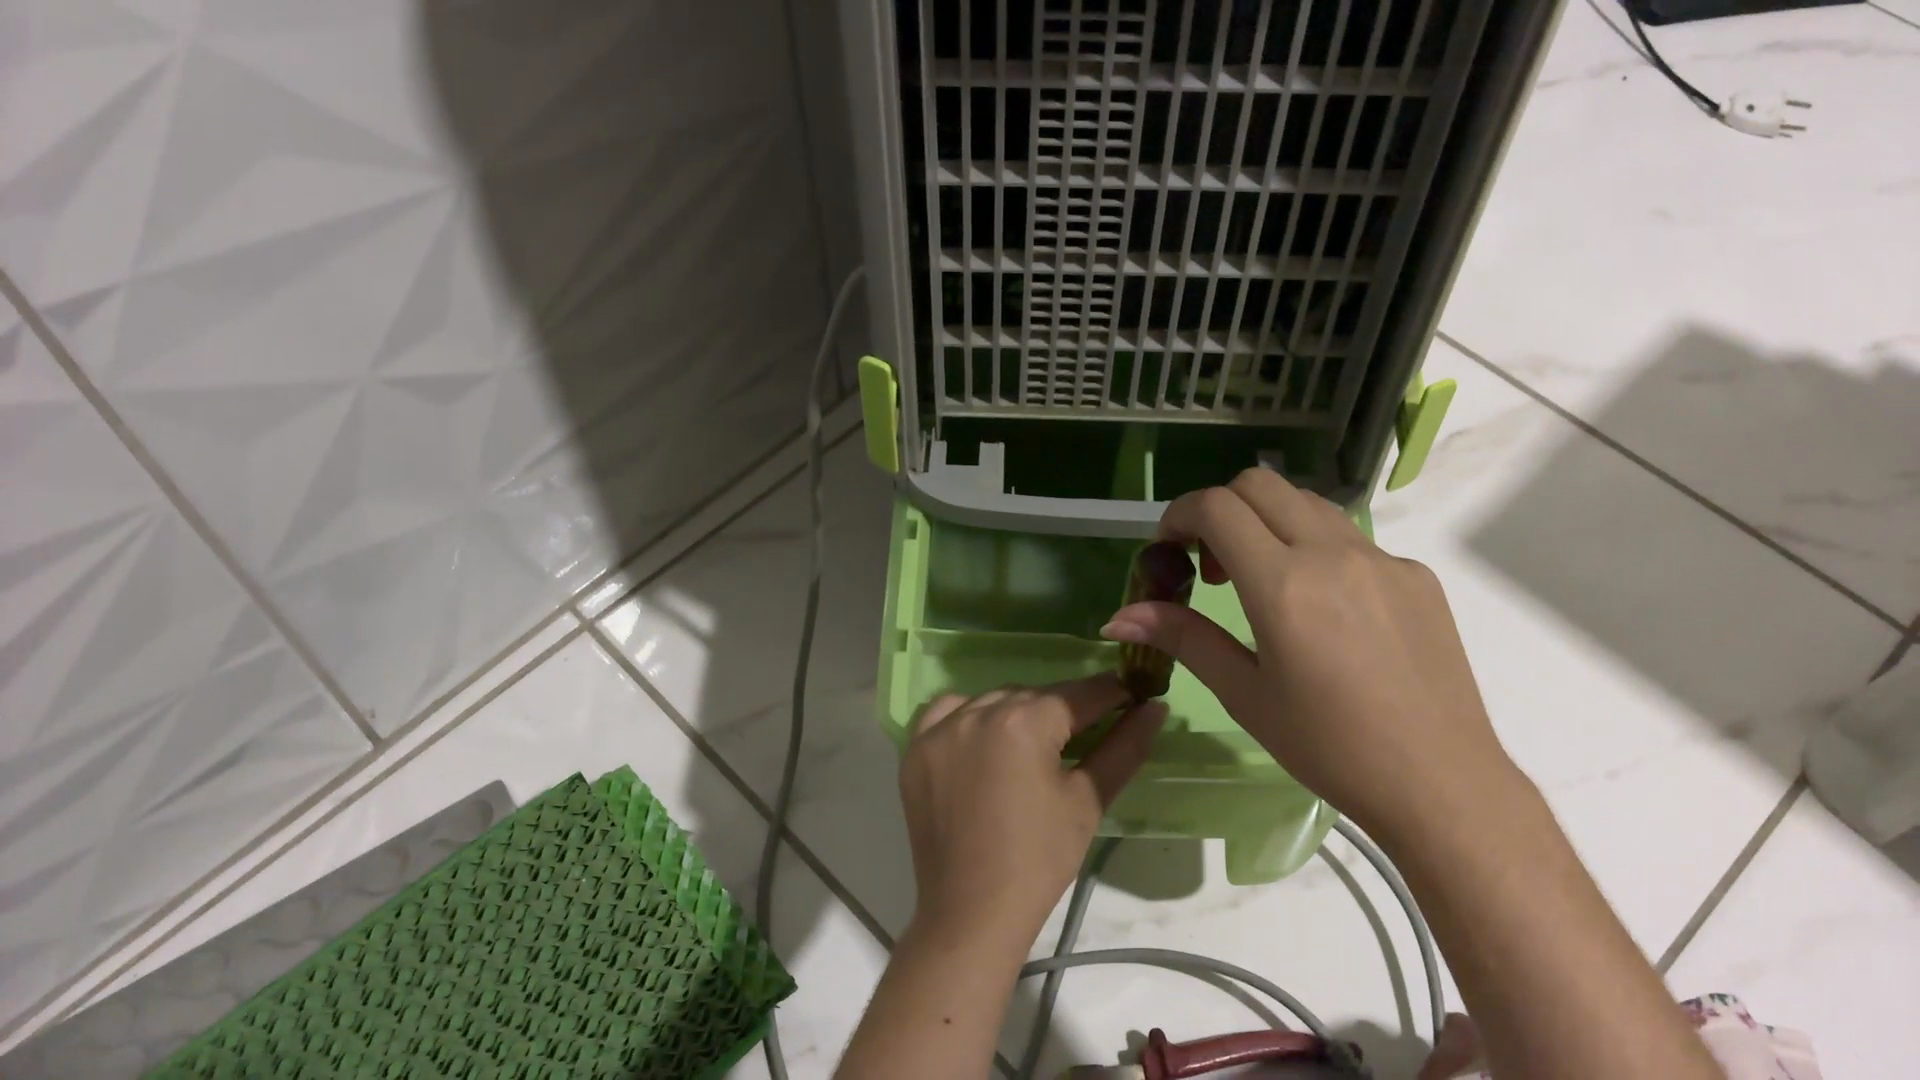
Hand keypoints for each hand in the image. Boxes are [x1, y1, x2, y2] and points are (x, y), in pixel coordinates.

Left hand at [899, 675, 1166, 941]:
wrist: (971, 912)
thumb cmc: (1040, 860)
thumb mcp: (1088, 801)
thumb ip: (1124, 748)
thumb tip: (1154, 709)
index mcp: (1023, 722)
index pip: (1077, 694)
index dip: (1110, 693)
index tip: (1132, 693)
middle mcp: (977, 712)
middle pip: (1034, 696)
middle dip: (1063, 708)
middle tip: (1086, 732)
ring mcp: (940, 729)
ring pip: (992, 701)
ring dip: (1017, 712)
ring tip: (1034, 745)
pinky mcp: (916, 750)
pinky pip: (946, 713)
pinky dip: (969, 717)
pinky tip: (984, 741)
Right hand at [1100, 468, 1518, 840]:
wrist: (1440, 782)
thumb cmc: (1328, 747)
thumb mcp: (1244, 694)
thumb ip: (1183, 638)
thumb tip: (1117, 618)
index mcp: (1283, 584)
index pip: (1216, 506)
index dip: (1179, 516)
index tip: (1168, 552)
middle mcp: (1333, 554)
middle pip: (1259, 483)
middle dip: (1220, 509)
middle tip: (1212, 566)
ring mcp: (1382, 559)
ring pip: (1307, 503)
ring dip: (1268, 522)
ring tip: (1264, 584)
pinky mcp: (1416, 575)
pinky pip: (1352, 538)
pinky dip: (1317, 550)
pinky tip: (1325, 613)